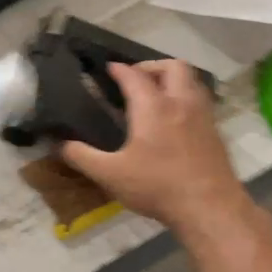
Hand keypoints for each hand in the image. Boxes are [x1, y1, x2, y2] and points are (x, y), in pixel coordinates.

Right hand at [59, 60, 251, 232]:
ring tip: (152, 93)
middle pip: (173, 67)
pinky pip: (199, 99)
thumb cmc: (155, 185)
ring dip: (171, 79)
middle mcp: (181, 103)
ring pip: (191, 80)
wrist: (208, 206)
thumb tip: (58, 144)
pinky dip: (183, 96)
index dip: (119, 69)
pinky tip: (170, 117)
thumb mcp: (108, 173)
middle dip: (151, 66)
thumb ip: (80, 156)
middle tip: (133, 78)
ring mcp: (202, 116)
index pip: (135, 77)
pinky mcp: (213, 130)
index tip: (106, 68)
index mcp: (153, 108)